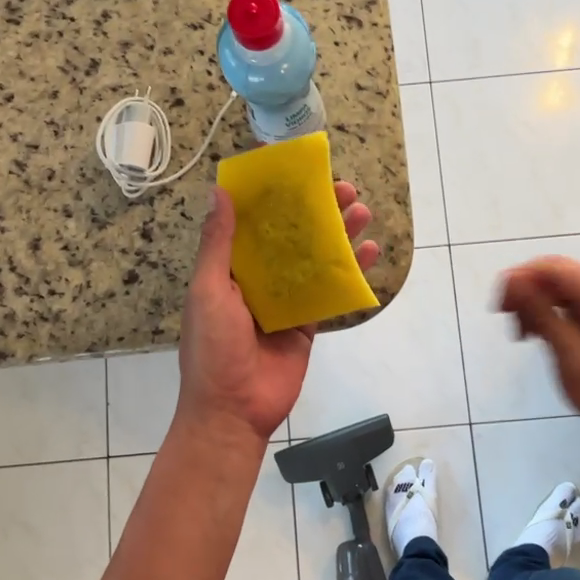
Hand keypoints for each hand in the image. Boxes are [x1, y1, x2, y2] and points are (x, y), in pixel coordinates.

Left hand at [177, 182, 379, 443]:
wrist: (233, 409)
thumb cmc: (213, 347)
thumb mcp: (209, 290)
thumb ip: (219, 244)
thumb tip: (221, 193)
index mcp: (229, 269)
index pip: (253, 222)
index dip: (274, 196)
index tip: (295, 170)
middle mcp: (258, 279)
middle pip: (290, 236)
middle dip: (316, 211)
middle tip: (343, 187)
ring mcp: (285, 301)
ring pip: (314, 259)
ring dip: (338, 234)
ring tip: (362, 210)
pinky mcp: (307, 323)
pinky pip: (330, 291)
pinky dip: (350, 272)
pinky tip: (370, 253)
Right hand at [497, 257, 579, 444]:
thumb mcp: (573, 358)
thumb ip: (543, 316)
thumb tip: (514, 284)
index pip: (553, 268)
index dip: (519, 279)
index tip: (498, 308)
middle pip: (557, 272)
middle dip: (526, 291)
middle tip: (506, 320)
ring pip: (562, 285)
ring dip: (537, 302)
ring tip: (522, 334)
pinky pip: (573, 299)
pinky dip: (552, 311)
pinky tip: (540, 333)